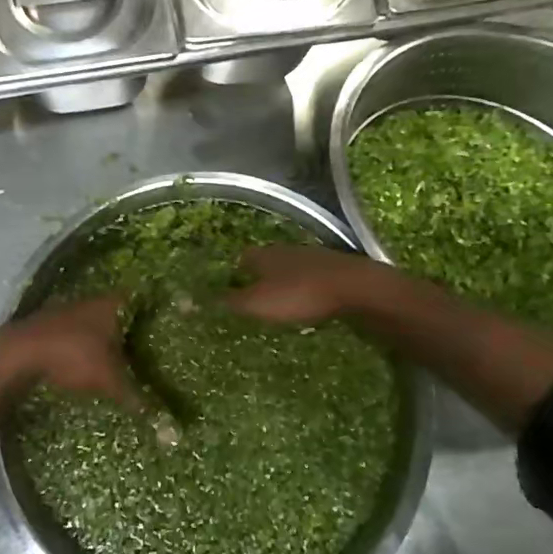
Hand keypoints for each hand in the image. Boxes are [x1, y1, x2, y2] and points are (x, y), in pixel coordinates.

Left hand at [0, 293, 144, 412]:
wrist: (18, 352)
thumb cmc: (74, 356)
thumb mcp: (109, 380)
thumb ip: (134, 395)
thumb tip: (159, 417)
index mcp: (113, 305)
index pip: (140, 302)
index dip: (150, 313)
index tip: (158, 327)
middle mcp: (92, 299)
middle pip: (116, 310)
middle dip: (125, 328)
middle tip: (138, 346)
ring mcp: (67, 308)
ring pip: (92, 319)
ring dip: (100, 335)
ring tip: (111, 356)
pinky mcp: (46, 321)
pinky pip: (72, 329)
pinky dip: (79, 341)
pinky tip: (81, 359)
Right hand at [228, 244, 396, 324]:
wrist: (353, 286)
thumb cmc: (299, 294)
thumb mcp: (258, 303)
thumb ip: (231, 302)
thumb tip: (199, 300)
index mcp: (265, 255)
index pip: (242, 259)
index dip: (234, 273)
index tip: (229, 288)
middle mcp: (286, 250)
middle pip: (267, 262)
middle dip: (259, 278)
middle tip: (252, 298)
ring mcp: (312, 256)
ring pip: (290, 268)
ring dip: (283, 283)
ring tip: (278, 304)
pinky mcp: (332, 268)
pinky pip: (310, 277)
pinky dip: (304, 289)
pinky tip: (307, 303)